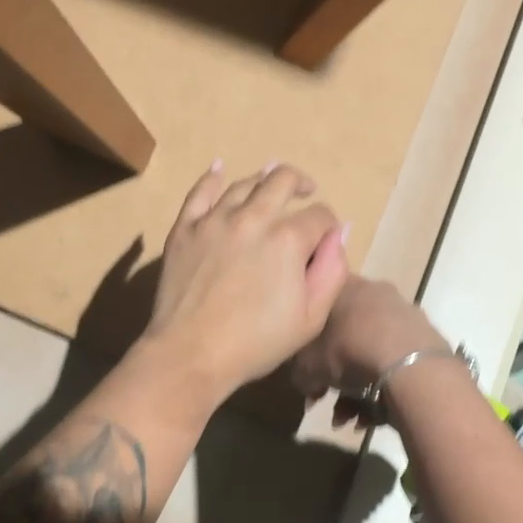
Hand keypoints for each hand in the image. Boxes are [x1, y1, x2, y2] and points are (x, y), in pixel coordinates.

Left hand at [137, 163, 350, 404]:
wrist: (190, 353)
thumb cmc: (255, 343)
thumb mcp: (311, 317)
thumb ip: (331, 272)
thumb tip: (337, 235)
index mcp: (288, 239)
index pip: (320, 216)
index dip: (327, 226)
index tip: (324, 240)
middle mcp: (253, 218)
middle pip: (282, 180)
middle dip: (300, 184)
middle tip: (305, 191)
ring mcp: (214, 220)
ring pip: (243, 183)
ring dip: (262, 180)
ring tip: (269, 186)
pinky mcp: (184, 229)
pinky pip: (199, 192)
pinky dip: (212, 178)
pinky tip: (219, 170)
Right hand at [291, 277, 447, 422]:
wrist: (407, 365)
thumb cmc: (347, 352)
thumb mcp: (307, 365)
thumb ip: (300, 372)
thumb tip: (307, 382)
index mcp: (344, 287)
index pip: (320, 304)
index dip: (309, 338)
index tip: (305, 363)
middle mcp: (375, 293)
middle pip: (346, 335)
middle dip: (334, 373)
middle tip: (324, 397)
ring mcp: (404, 316)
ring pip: (371, 355)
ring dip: (357, 390)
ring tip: (349, 419)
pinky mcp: (425, 341)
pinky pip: (394, 367)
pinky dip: (382, 392)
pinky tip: (370, 418)